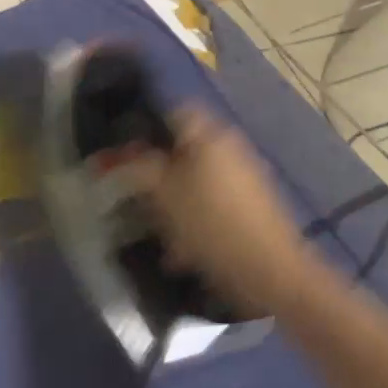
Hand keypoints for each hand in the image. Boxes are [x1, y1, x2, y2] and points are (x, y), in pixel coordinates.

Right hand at [123, 106, 318, 316]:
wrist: (273, 275)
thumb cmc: (211, 223)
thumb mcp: (161, 192)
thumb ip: (134, 166)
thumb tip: (113, 154)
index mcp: (209, 136)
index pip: (171, 112)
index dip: (145, 125)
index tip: (126, 147)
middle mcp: (230, 148)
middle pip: (183, 149)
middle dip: (158, 169)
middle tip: (137, 190)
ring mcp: (247, 179)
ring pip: (196, 180)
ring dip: (175, 198)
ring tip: (157, 227)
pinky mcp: (255, 209)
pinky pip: (213, 203)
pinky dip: (195, 218)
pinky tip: (181, 250)